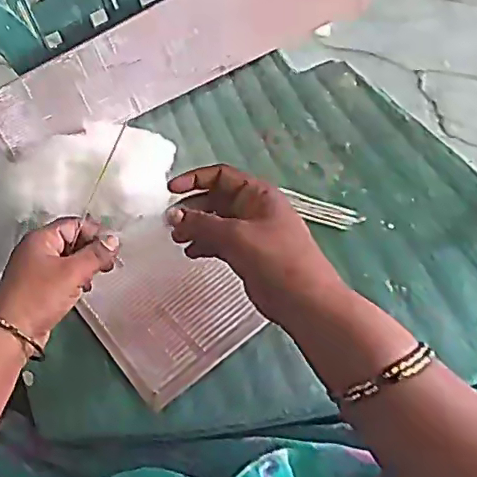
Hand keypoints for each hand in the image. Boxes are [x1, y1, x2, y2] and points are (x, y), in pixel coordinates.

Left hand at [0, 217, 120, 342]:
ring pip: (67, 259)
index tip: (114, 247)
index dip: (95, 232)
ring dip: (84, 266)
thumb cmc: (40, 296)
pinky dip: (74, 278)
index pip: (73, 224)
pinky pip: (61, 274)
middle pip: (70, 240)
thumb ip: (94, 254)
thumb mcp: (72, 273)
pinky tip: (83, 289)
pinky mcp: (38, 286)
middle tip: (109, 264)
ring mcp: (35, 268)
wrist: (12, 330)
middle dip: (91, 250)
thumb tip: (113, 239)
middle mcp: (36, 249)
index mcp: (41, 238)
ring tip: (97, 277)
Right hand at [166, 165, 354, 327]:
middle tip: (171, 221)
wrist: (305, 301)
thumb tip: (174, 216)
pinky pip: (218, 241)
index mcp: (258, 195)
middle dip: (191, 208)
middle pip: (214, 199)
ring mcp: (250, 232)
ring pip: (214, 222)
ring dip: (194, 228)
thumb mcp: (236, 235)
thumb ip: (201, 223)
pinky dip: (203, 244)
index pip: (221, 176)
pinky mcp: (246, 253)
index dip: (194, 179)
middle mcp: (254, 210)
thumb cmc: (278, 259)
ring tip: (178, 239)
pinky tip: (192, 252)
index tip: (172, 190)